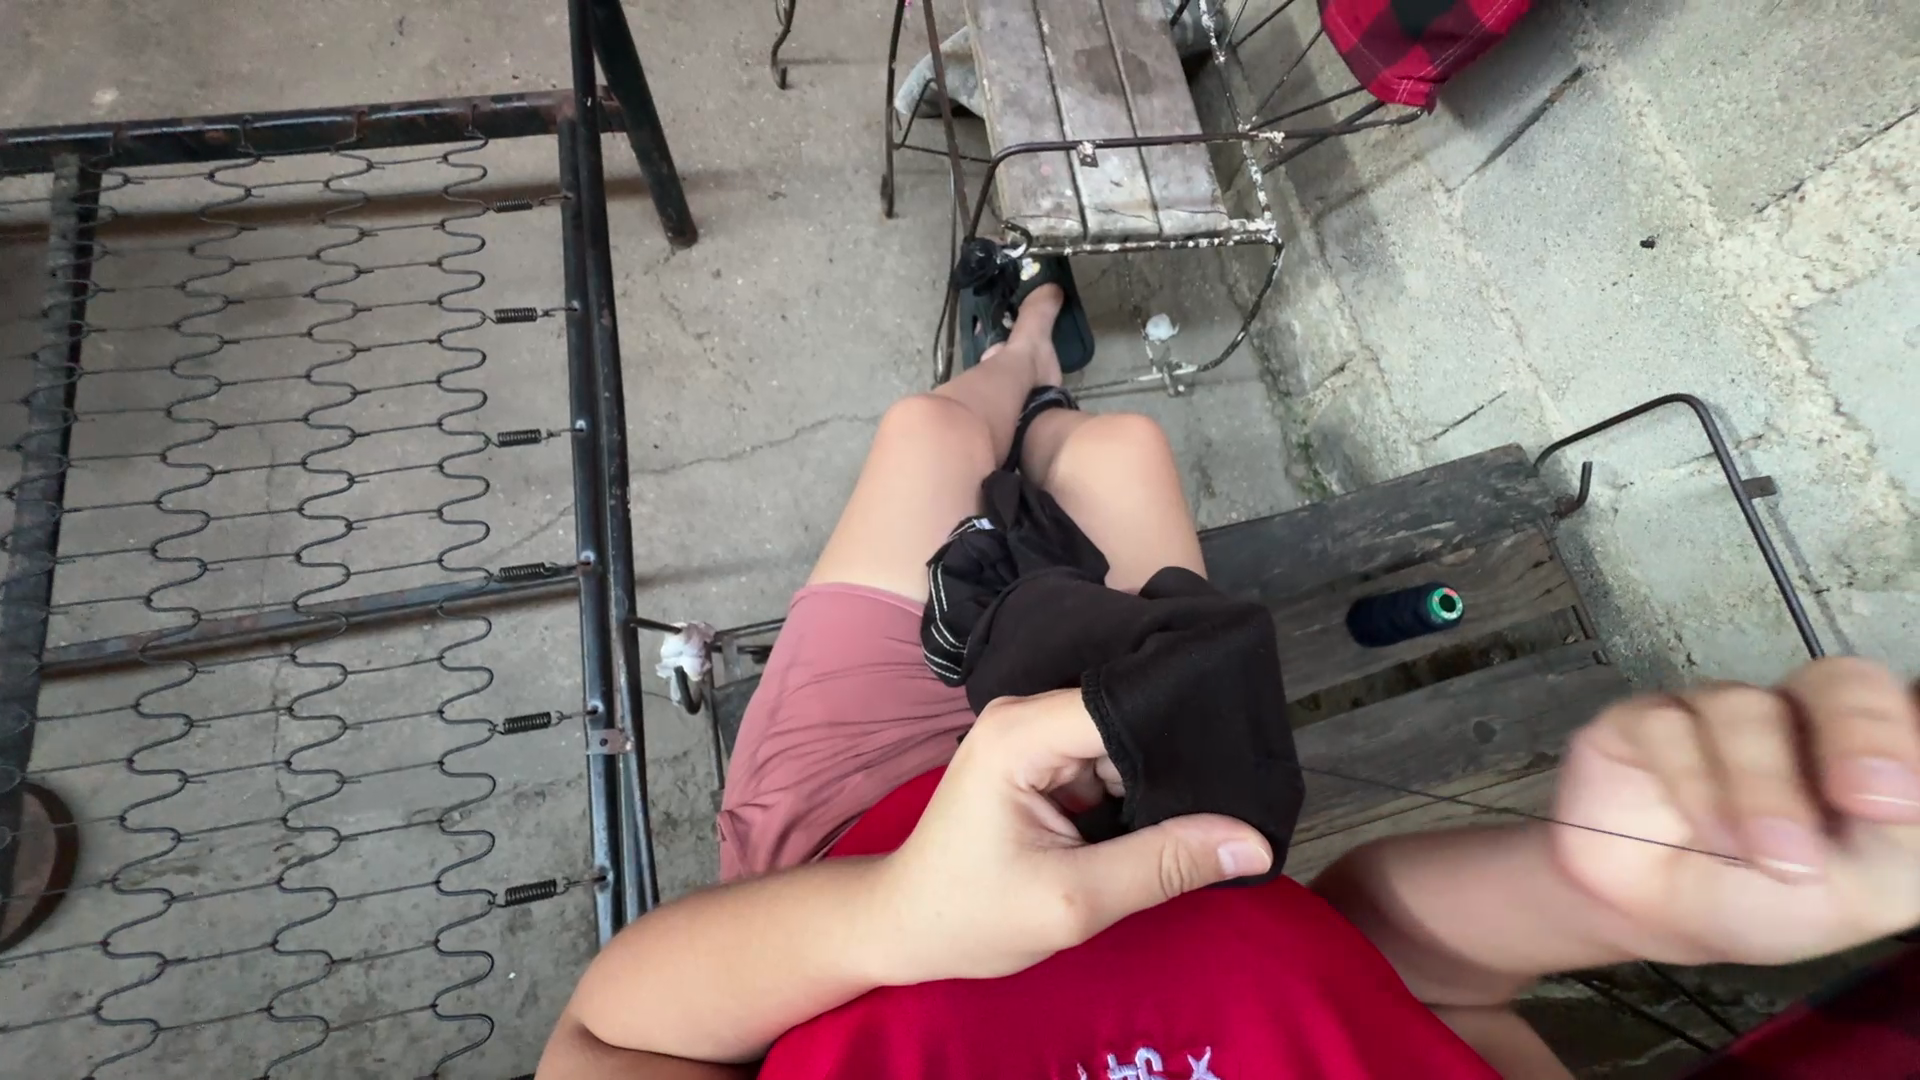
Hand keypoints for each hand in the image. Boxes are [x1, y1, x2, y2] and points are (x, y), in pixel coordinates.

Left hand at [870, 688, 1271, 983]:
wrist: (906, 925)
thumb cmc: (973, 915)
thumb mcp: (1074, 900)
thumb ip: (1162, 864)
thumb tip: (1252, 841)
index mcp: (1020, 731)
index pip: (1120, 701)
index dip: (1180, 723)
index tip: (1244, 749)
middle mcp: (1022, 714)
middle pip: (1120, 716)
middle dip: (1170, 757)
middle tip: (1234, 796)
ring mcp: (1026, 733)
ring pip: (1115, 740)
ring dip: (1151, 777)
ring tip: (1203, 813)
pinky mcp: (1034, 757)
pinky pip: (1098, 758)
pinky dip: (1127, 788)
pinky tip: (1158, 815)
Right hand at [1552, 657, 1919, 965]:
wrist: (1661, 915)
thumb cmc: (1777, 899)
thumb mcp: (1877, 883)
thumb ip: (1912, 829)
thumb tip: (1909, 785)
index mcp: (1872, 750)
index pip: (1913, 702)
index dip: (1917, 724)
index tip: (1918, 800)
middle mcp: (1796, 715)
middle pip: (1841, 678)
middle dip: (1866, 735)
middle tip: (1875, 804)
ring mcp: (1711, 710)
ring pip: (1744, 706)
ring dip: (1766, 788)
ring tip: (1776, 860)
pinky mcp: (1637, 718)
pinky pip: (1665, 726)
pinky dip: (1696, 786)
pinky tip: (1712, 835)